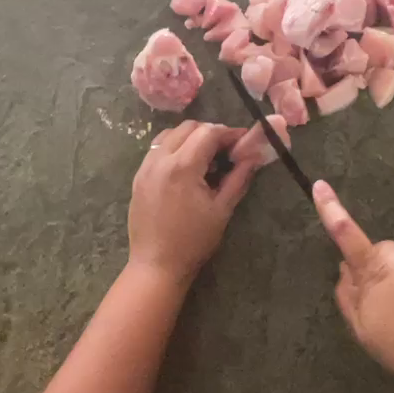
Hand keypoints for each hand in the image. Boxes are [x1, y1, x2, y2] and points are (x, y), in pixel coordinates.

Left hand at [127, 121, 262, 282]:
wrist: (157, 264)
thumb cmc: (193, 241)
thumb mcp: (222, 209)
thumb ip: (239, 178)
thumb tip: (255, 155)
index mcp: (183, 167)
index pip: (208, 133)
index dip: (229, 133)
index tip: (243, 141)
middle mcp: (160, 159)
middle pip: (188, 128)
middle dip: (210, 132)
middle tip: (227, 149)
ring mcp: (145, 167)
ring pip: (169, 135)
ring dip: (190, 137)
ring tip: (206, 157)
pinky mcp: (138, 176)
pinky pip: (157, 149)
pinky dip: (174, 148)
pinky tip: (186, 167)